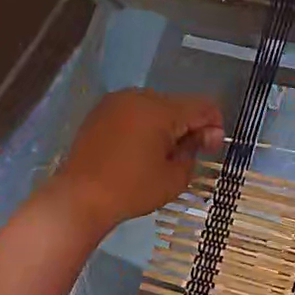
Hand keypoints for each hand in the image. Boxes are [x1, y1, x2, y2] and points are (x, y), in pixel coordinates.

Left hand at [42, 89, 223, 233]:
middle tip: (186, 158)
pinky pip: (134, 113)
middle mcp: (138, 96)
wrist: (79, 197)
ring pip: (155, 108)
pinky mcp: (100, 112)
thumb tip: (205, 136)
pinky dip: (144, 127)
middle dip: (188, 127)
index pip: (202, 106)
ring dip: (166, 127)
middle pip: (178, 105)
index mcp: (160, 109)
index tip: (211, 150)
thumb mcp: (174, 177)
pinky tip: (139, 152)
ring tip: (160, 157)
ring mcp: (116, 102)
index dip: (214, 126)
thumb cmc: (132, 190)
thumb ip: (194, 150)